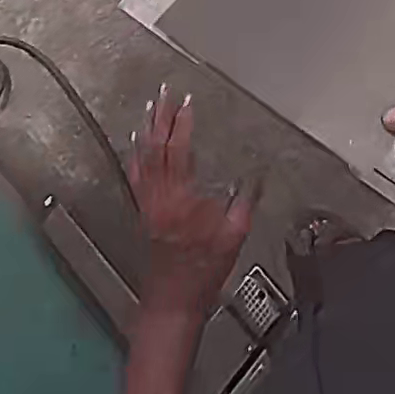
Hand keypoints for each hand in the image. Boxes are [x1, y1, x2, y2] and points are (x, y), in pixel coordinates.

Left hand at [128, 86, 254, 314]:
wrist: (175, 299)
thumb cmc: (205, 269)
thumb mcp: (234, 235)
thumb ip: (246, 201)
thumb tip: (257, 175)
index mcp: (182, 199)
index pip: (179, 151)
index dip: (182, 124)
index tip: (187, 104)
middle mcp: (160, 196)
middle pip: (157, 148)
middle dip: (161, 117)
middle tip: (165, 94)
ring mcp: (148, 202)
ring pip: (144, 157)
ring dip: (148, 130)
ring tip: (152, 107)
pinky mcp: (144, 210)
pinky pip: (137, 174)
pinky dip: (136, 153)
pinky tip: (136, 141)